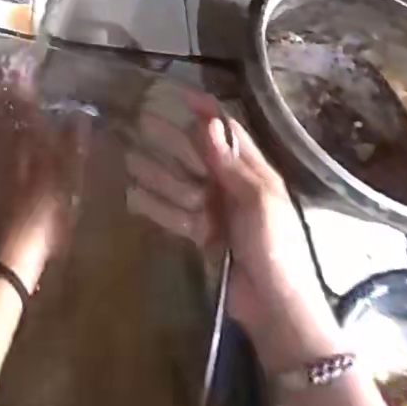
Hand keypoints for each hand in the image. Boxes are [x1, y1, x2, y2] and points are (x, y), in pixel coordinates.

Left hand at [0, 60, 90, 288]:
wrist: (7, 246)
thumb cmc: (44, 215)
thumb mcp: (69, 182)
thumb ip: (73, 145)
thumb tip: (79, 116)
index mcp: (31, 138)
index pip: (25, 99)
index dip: (22, 78)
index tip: (22, 60)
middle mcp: (6, 137)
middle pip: (0, 100)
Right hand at [124, 87, 344, 372]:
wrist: (278, 311)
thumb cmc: (276, 250)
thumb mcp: (258, 202)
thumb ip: (230, 164)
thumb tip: (207, 121)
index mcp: (253, 174)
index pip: (227, 133)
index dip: (206, 112)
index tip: (179, 93)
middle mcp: (231, 186)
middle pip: (196, 154)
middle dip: (170, 139)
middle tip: (140, 121)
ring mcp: (214, 210)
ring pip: (179, 181)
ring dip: (156, 171)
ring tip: (128, 159)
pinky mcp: (200, 234)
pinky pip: (172, 212)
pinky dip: (153, 203)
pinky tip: (131, 193)